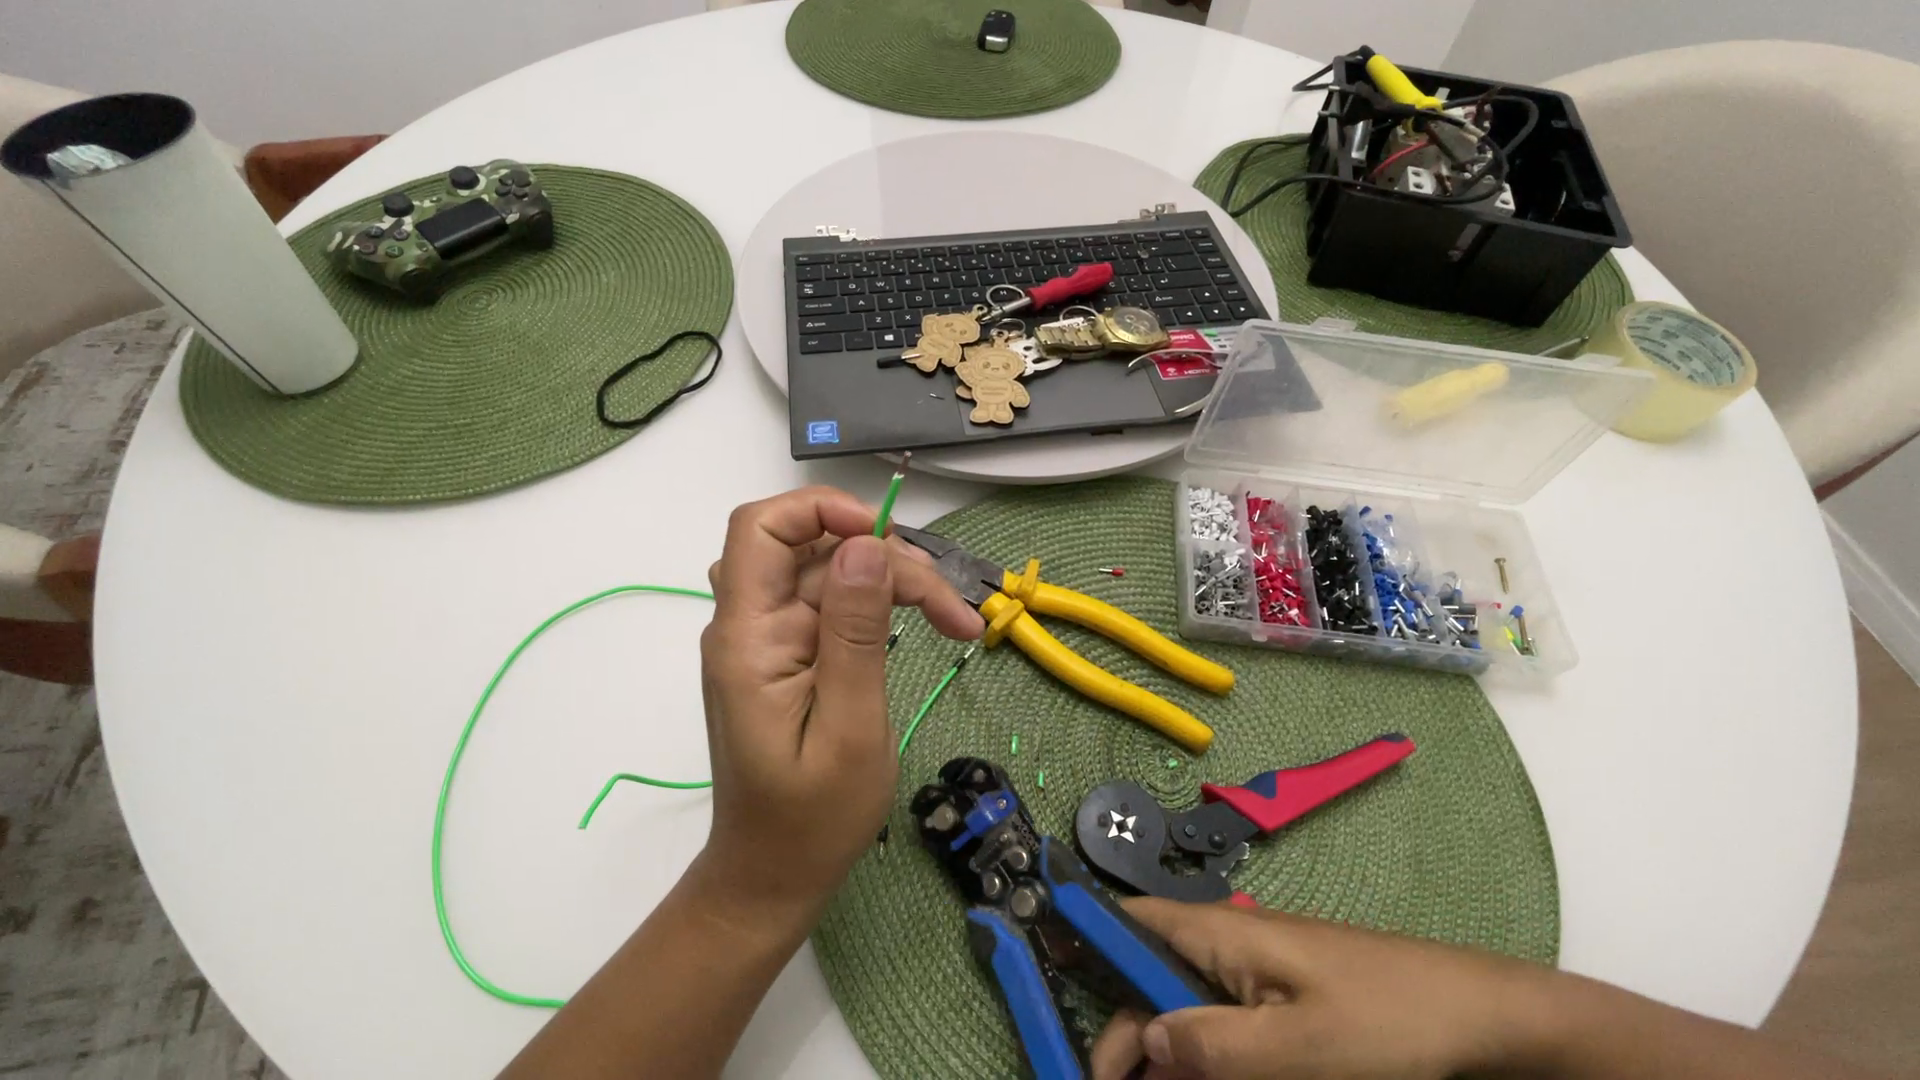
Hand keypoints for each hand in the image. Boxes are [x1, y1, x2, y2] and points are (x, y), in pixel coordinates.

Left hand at [692, 486, 982, 921]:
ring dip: (892, 583)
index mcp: (747, 639)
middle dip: (886, 560)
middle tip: (952, 611)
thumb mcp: (851, 727)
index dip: (822, 510)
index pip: (760, 529)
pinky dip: (879, 607)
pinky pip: (832, 605)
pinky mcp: (788, 655)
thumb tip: (864, 547)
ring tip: (950, 620)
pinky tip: (918, 627)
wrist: (774, 875)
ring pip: (830, 572)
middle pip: (812, 549)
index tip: (889, 540)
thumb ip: (854, 633)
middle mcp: (748, 626)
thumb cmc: (813, 819)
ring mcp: (768, 640)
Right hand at [1090, 898, 1550, 1079]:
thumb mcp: (1297, 1048)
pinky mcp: (1281, 1003)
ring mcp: (1255, 975)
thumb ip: (1210, 1045)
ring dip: (1162, 1052)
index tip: (1045, 974)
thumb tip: (1141, 1037)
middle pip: (1149, 979)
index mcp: (1220, 936)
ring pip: (1184, 1009)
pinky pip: (1222, 1027)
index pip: (1130, 919)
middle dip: (1122, 1031)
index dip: (1082, 935)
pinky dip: (1202, 1057)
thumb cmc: (1388, 1021)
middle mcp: (1227, 947)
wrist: (1484, 1018)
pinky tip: (1199, 1078)